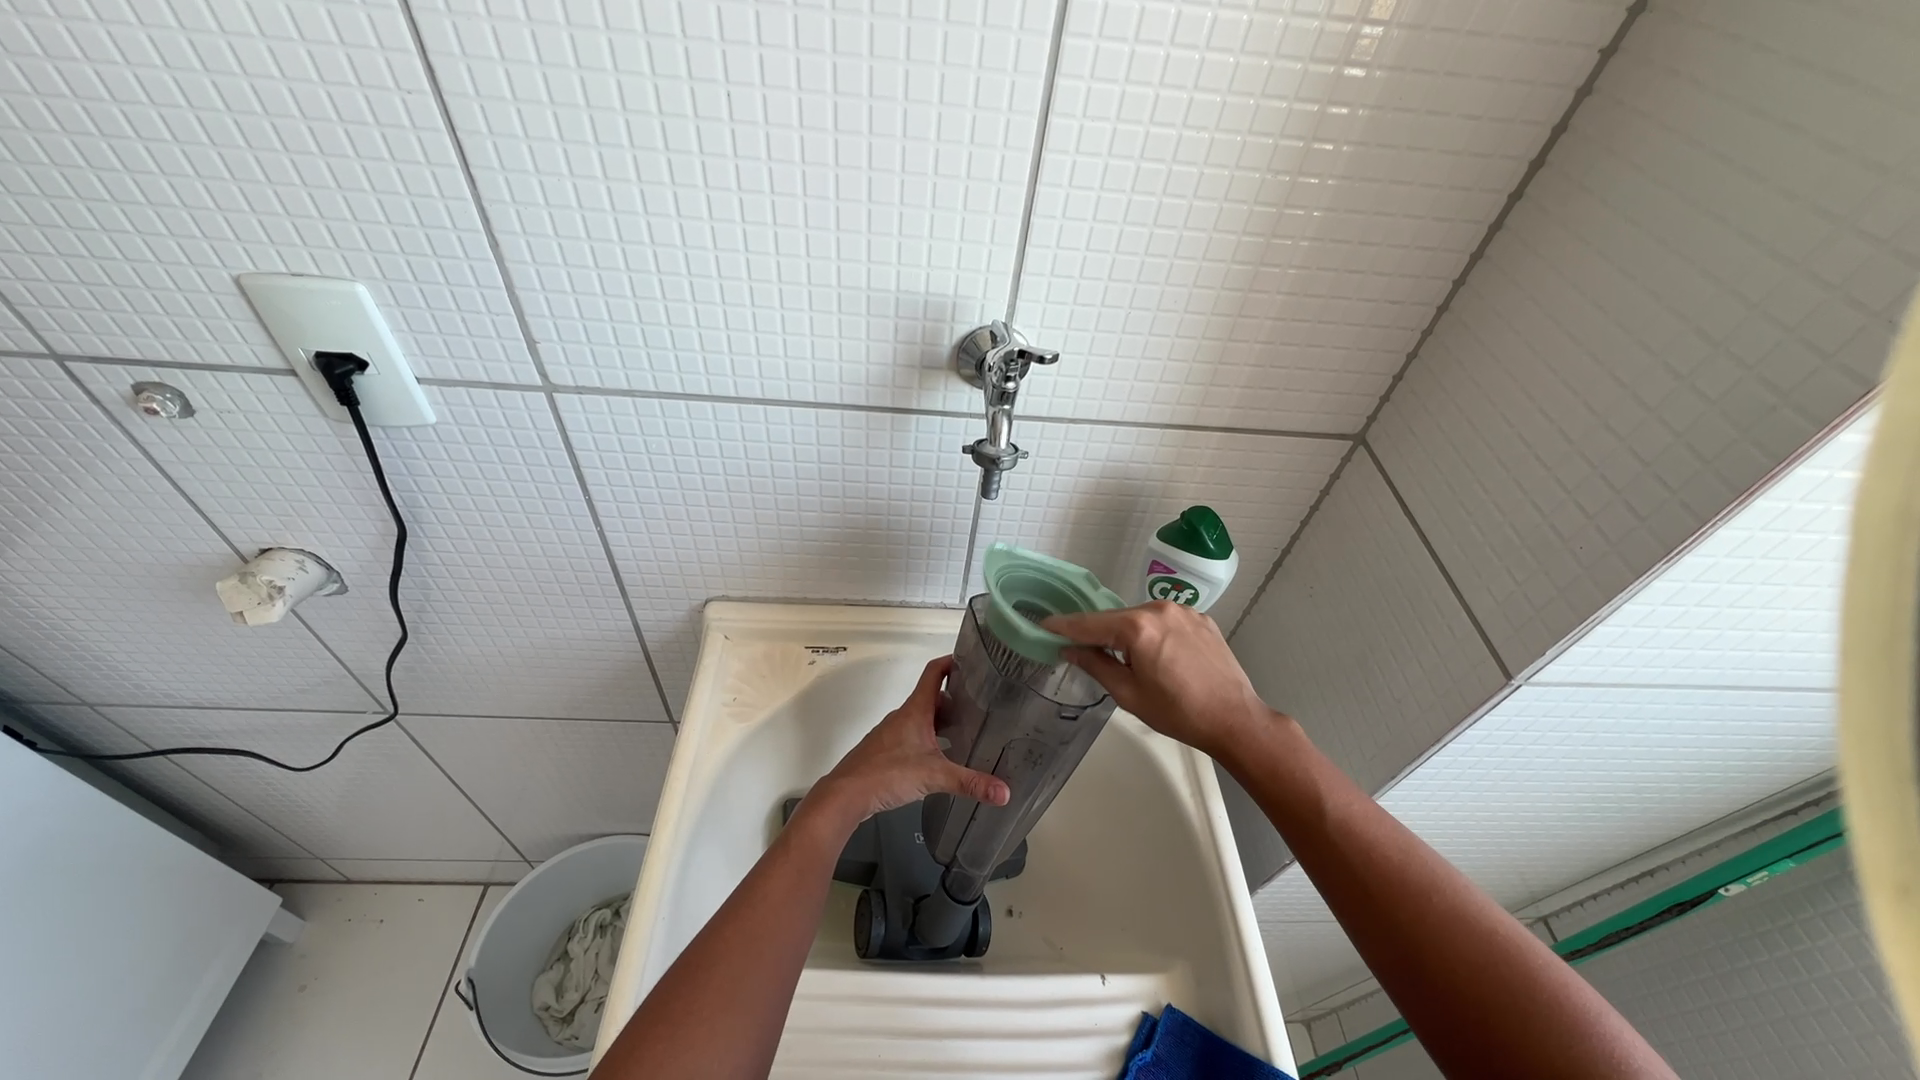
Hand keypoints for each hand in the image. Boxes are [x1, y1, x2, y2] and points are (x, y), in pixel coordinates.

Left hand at [806, 657, 1010, 830]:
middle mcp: (903, 716)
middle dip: (957, 699)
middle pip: (933, 697)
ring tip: (968, 731)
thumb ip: (970, 783)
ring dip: (943, 721)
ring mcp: (893, 733)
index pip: (934, 673)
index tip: (972, 660)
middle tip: (982, 705)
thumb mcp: (934, 777)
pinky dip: (930, 739)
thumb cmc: (886, 774)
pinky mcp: (887, 751)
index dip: (952, 662)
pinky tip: (941, 757)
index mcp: (915, 710)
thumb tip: (1004, 792)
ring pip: (923, 718)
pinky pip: (914, 736)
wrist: (846, 794)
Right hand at [1043, 601, 1276, 759]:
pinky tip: (1157, 657)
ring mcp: (1183, 611)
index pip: (1089, 624)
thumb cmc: (1178, 712)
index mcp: (1138, 627)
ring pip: (1140, 618)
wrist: (1234, 718)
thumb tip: (1070, 649)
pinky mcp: (1201, 619)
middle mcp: (1159, 609)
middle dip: (1098, 633)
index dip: (1063, 626)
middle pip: (1115, 618)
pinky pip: (1164, 621)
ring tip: (1125, 660)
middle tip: (1080, 650)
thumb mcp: (1128, 694)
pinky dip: (1152, 633)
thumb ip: (1095, 665)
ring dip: (1127, 633)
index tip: (1043, 626)